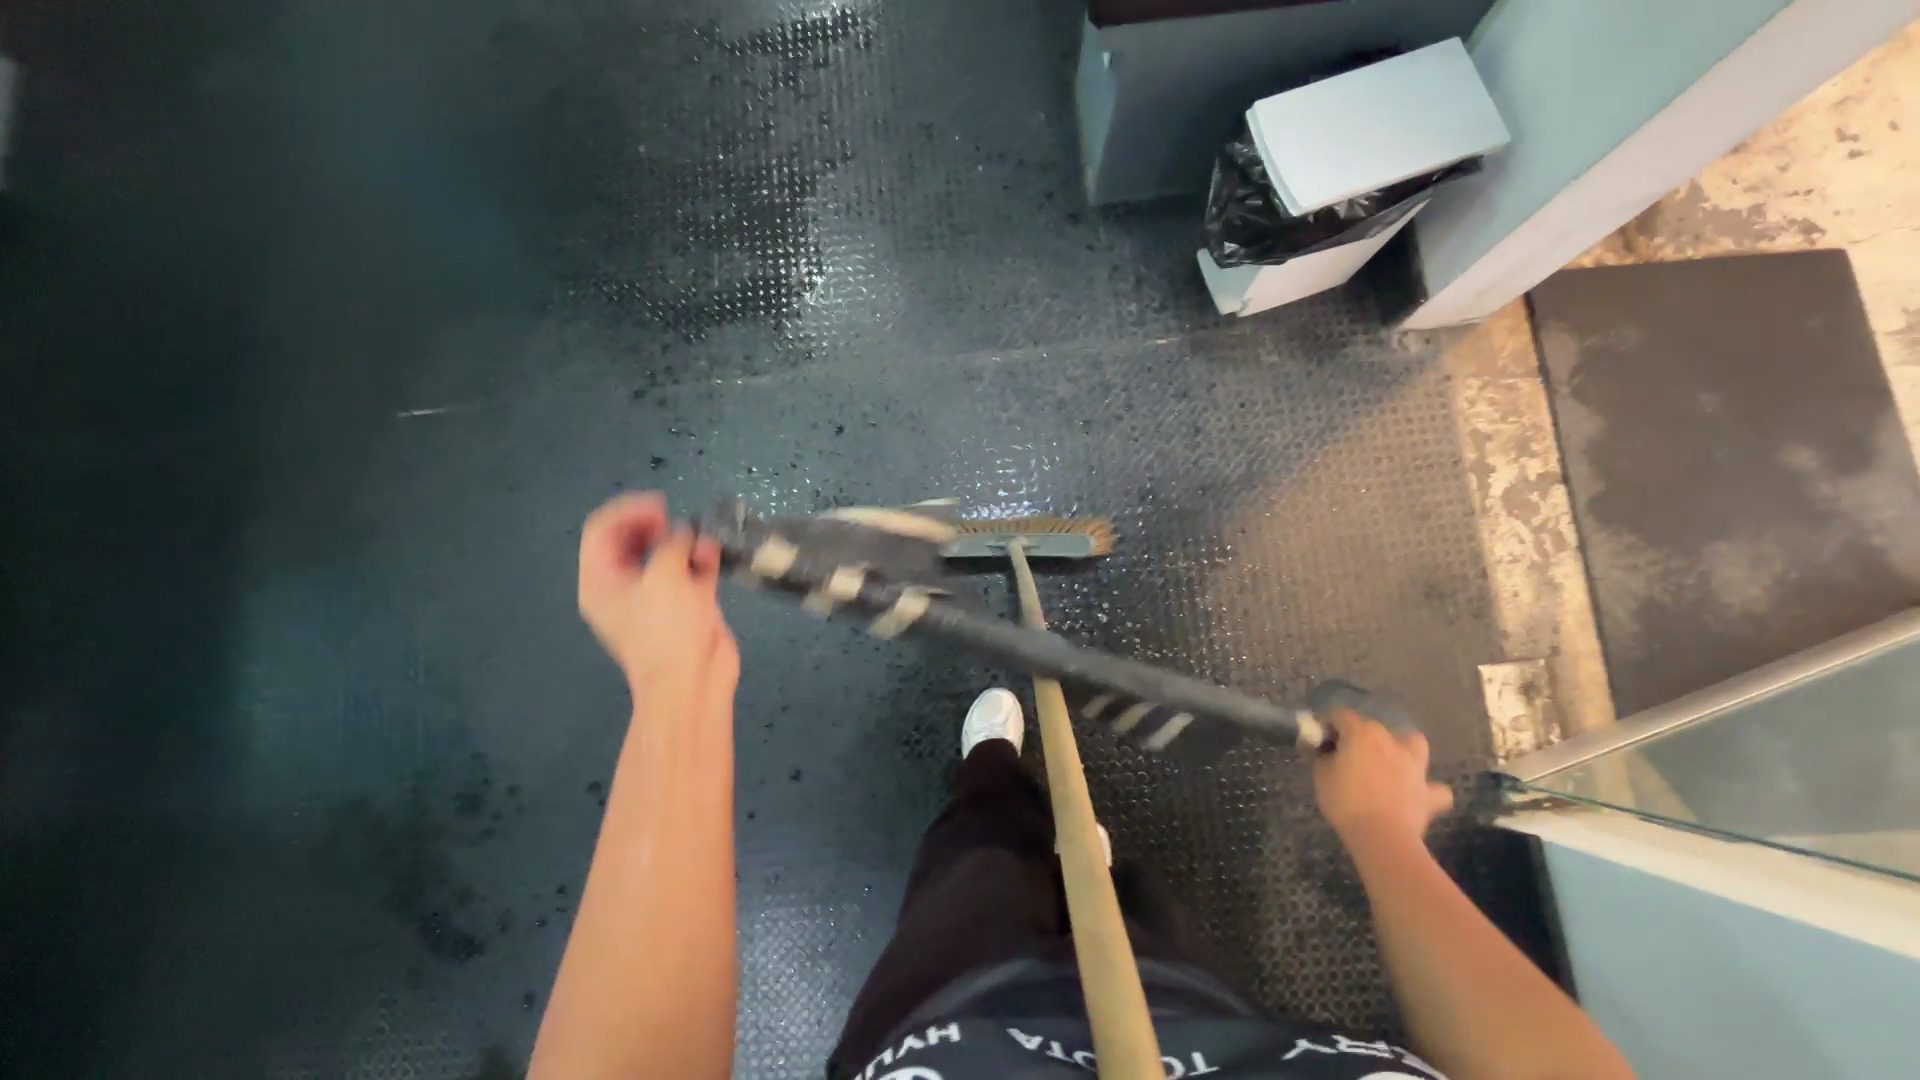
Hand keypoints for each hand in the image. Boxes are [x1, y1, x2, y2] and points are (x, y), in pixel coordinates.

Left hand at [577, 492, 738, 712]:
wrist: (693, 681)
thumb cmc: (667, 629)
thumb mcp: (663, 576)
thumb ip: (671, 543)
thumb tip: (683, 534)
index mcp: (600, 582)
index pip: (601, 531)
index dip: (628, 510)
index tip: (660, 506)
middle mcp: (623, 587)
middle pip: (631, 540)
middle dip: (655, 524)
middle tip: (675, 520)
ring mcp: (656, 596)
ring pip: (663, 554)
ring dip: (682, 541)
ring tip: (698, 539)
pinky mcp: (687, 604)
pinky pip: (690, 571)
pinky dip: (701, 559)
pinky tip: (713, 553)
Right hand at [1313, 708, 1453, 850]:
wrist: (1381, 835)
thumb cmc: (1345, 801)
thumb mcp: (1321, 775)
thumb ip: (1325, 757)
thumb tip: (1329, 752)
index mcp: (1361, 733)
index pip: (1341, 716)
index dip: (1328, 724)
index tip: (1319, 738)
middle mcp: (1391, 741)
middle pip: (1373, 728)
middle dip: (1358, 736)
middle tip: (1346, 755)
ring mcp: (1414, 765)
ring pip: (1414, 743)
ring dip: (1404, 748)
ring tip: (1391, 761)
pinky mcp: (1428, 792)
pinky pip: (1435, 788)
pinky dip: (1428, 790)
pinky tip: (1418, 795)